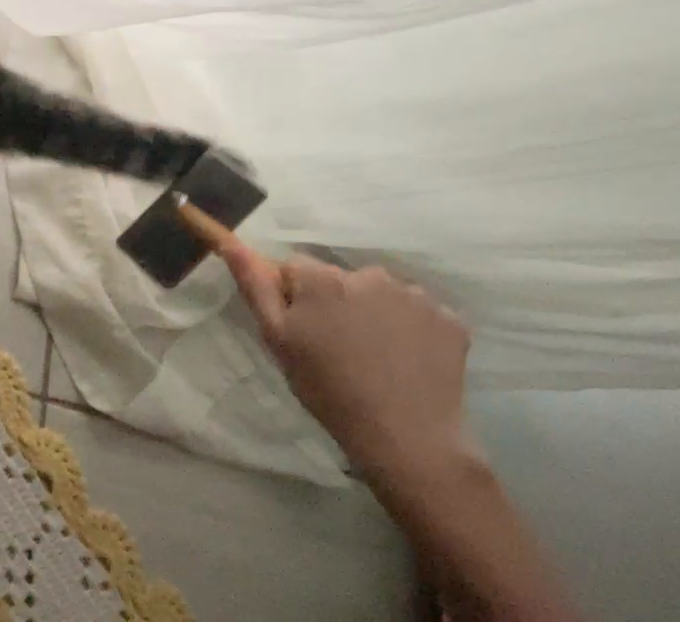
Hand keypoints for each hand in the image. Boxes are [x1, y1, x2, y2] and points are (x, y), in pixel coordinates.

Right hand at [181, 203, 475, 481]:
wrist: (406, 436)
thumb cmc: (327, 388)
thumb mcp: (277, 339)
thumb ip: (255, 286)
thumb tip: (230, 243)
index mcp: (322, 279)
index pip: (296, 268)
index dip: (295, 296)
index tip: (302, 330)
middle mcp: (369, 275)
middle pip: (340, 278)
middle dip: (335, 301)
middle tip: (337, 347)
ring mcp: (414, 295)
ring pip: (380, 292)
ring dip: (373, 311)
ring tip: (374, 355)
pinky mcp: (449, 318)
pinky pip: (418, 311)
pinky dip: (410, 327)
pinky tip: (406, 359)